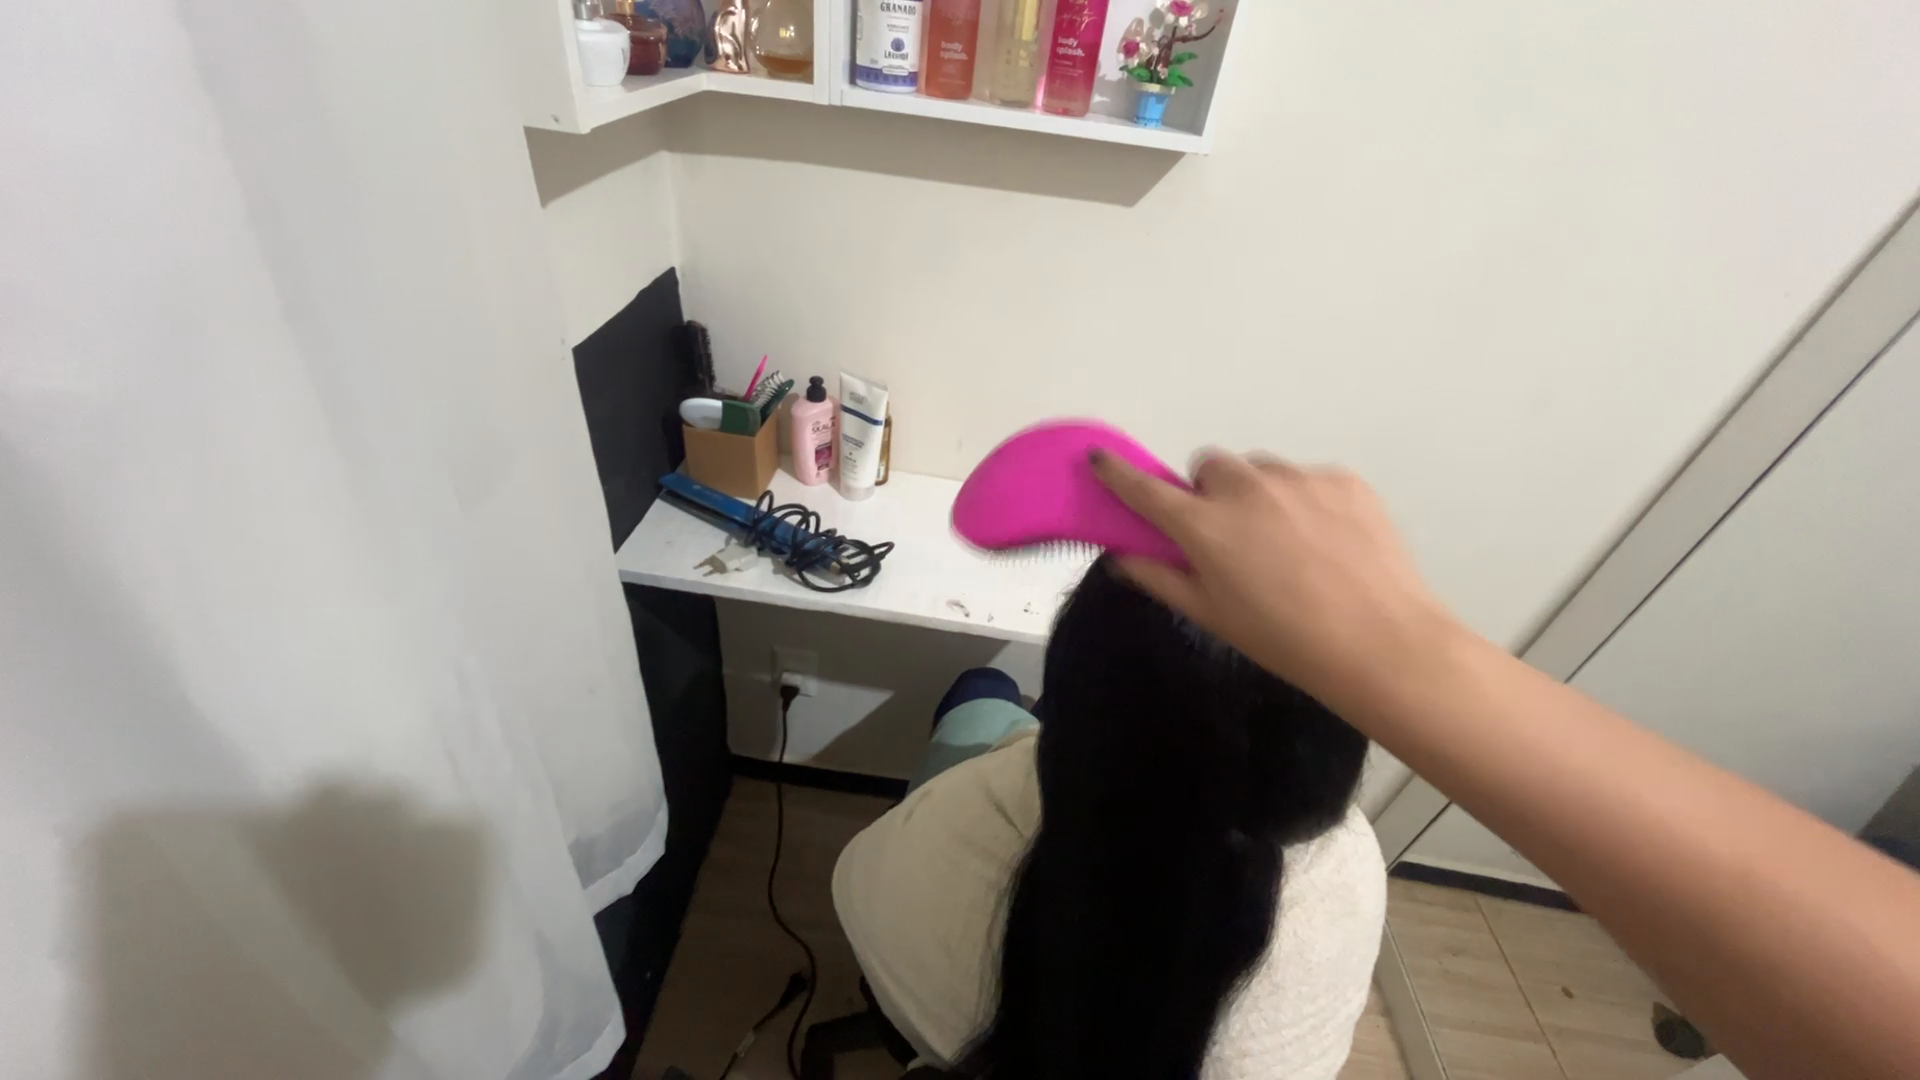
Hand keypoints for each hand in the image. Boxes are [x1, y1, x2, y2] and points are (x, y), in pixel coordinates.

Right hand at [1091, 449, 1460, 705]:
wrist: (1380, 642)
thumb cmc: (1282, 638)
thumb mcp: (1211, 615)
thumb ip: (1159, 578)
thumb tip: (1122, 558)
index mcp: (1204, 526)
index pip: (1145, 489)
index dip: (1118, 473)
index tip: (1100, 458)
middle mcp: (1244, 489)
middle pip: (1209, 466)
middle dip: (1208, 491)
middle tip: (1228, 533)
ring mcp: (1297, 479)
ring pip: (1259, 471)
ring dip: (1256, 494)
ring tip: (1286, 541)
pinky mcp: (1342, 478)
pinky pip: (1305, 479)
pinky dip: (1302, 500)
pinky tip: (1324, 540)